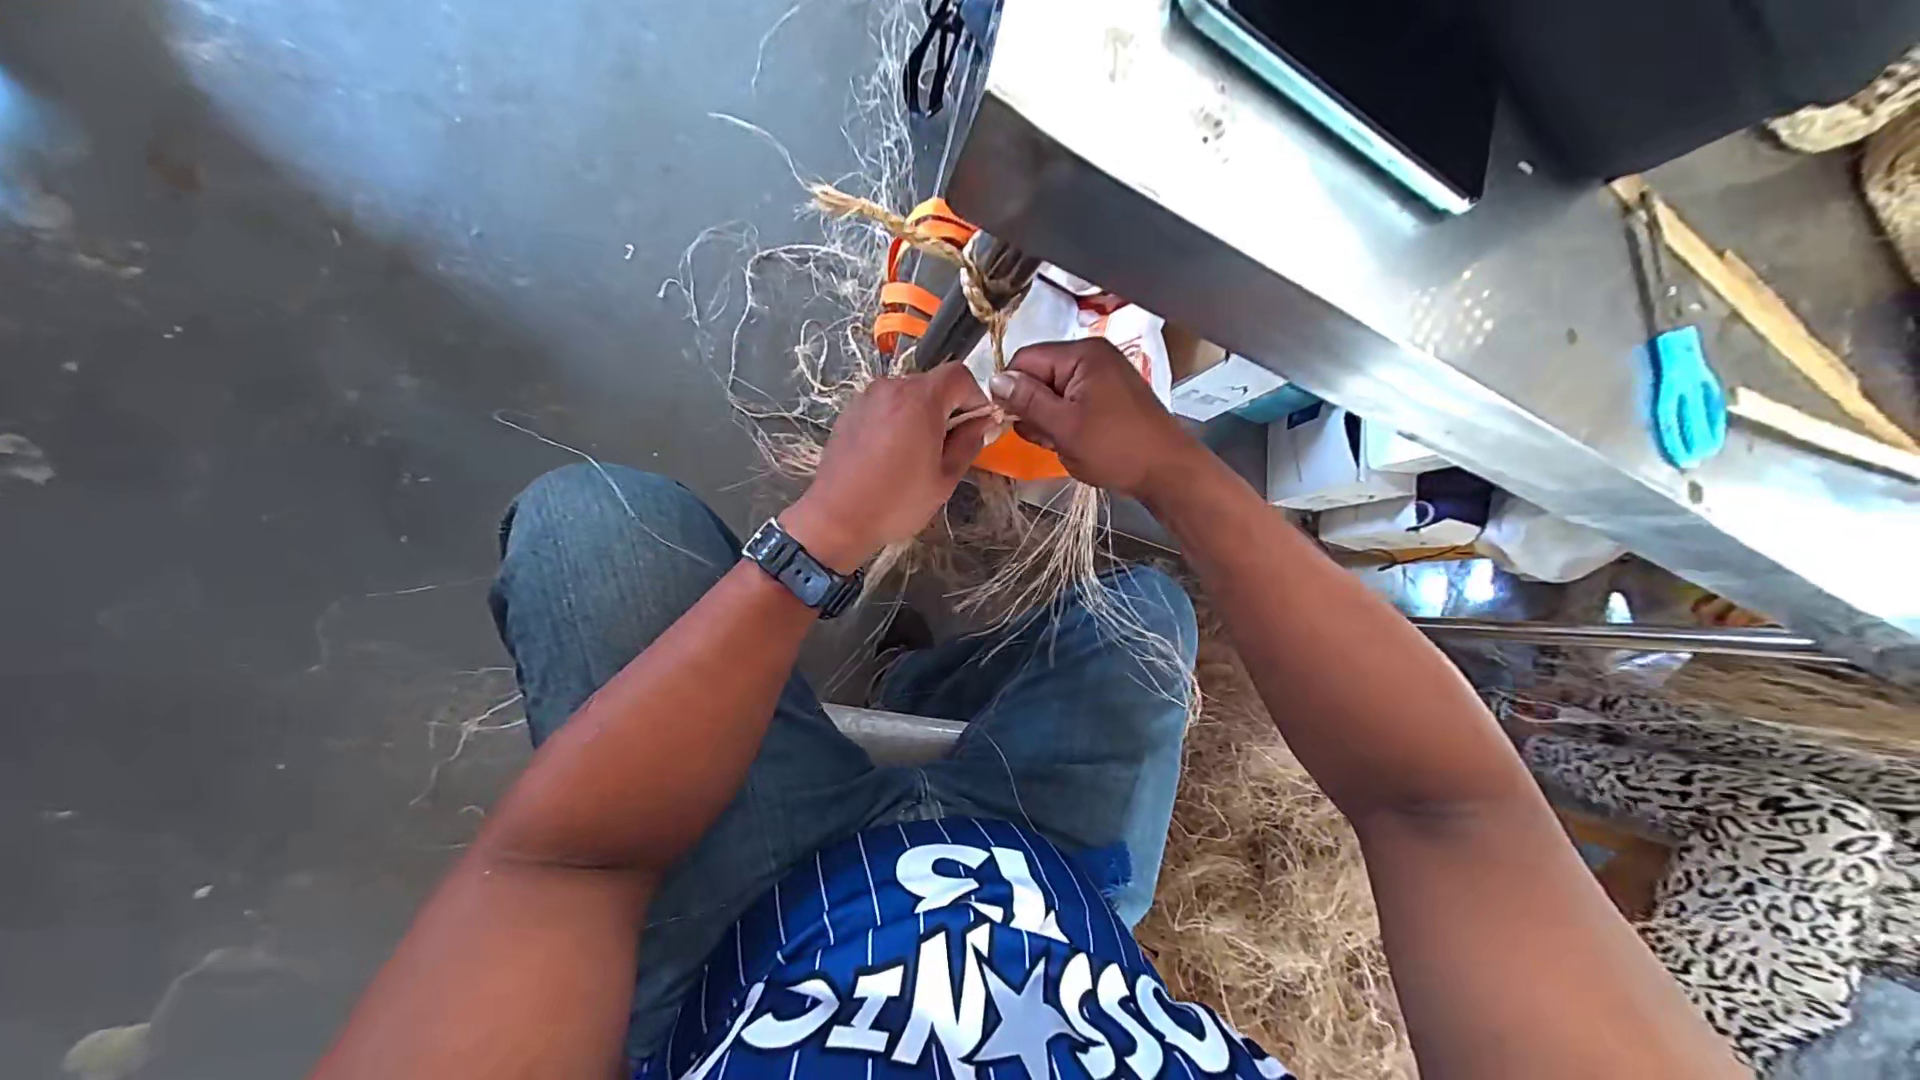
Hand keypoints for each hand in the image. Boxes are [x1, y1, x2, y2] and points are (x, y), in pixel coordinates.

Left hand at [780, 363, 994, 571]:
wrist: (836, 518)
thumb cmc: (896, 502)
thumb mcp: (944, 478)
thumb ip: (968, 443)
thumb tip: (982, 423)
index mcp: (920, 400)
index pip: (959, 375)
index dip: (976, 396)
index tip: (979, 423)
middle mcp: (891, 388)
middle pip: (933, 383)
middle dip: (949, 407)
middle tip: (951, 444)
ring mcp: (867, 398)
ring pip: (908, 394)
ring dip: (923, 414)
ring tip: (920, 453)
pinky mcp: (851, 412)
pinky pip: (886, 405)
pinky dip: (898, 419)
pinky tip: (894, 454)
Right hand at [988, 339, 1204, 501]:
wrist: (1167, 471)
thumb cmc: (1117, 449)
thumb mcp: (1063, 426)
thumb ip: (1027, 401)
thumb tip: (996, 380)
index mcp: (1082, 355)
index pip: (1025, 360)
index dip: (1011, 390)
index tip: (1010, 420)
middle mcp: (1092, 358)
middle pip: (1038, 376)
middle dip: (1033, 410)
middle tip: (1050, 436)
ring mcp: (1102, 377)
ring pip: (1052, 394)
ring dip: (1049, 421)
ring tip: (1066, 442)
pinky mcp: (1108, 397)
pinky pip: (1071, 404)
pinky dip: (1066, 424)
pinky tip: (1077, 443)